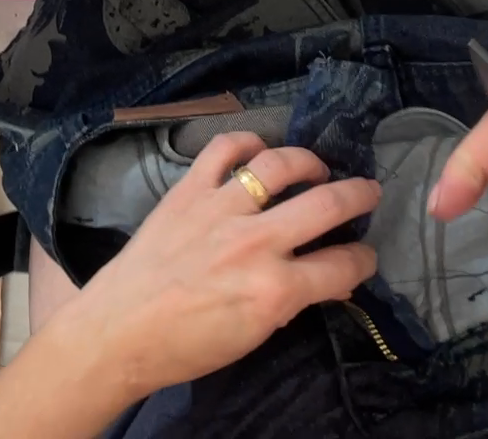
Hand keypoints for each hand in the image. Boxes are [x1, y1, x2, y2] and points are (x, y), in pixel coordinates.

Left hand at [53, 132, 380, 399]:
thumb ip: (292, 300)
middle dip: (357, 195)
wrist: (120, 328)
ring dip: (307, 161)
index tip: (365, 253)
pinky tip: (257, 147)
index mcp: (276, 289)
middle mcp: (256, 241)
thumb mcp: (253, 336)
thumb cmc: (186, 344)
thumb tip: (329, 278)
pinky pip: (222, 149)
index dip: (363, 259)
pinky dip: (244, 141)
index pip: (341, 266)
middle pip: (325, 206)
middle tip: (367, 190)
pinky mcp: (189, 189)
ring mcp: (221, 208)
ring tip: (317, 166)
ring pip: (278, 166)